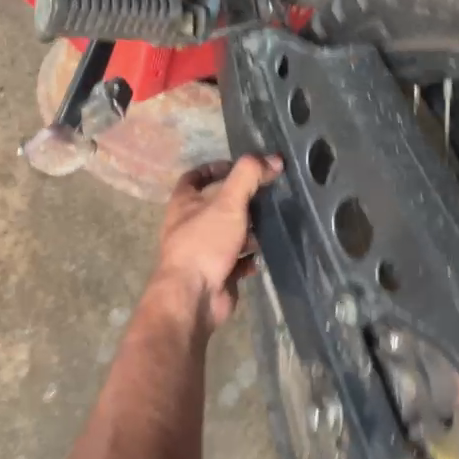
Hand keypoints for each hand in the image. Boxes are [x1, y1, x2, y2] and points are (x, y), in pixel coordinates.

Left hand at [150, 154, 282, 332]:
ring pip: (228, 233)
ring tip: (271, 224)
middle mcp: (189, 226)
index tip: (241, 168)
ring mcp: (202, 252)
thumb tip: (274, 159)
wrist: (193, 298)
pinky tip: (264, 254)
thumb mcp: (228, 201)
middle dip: (241, 201)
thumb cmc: (205, 243)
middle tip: (266, 196)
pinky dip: (250, 257)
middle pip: (216, 205)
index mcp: (184, 204)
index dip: (215, 168)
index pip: (195, 177)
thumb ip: (249, 176)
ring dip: (248, 230)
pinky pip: (236, 261)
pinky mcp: (216, 274)